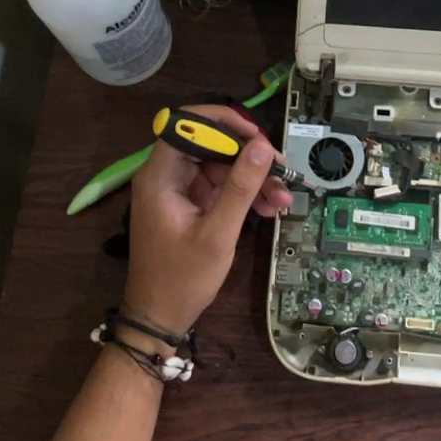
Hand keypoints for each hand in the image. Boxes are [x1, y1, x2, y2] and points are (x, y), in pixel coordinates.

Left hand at [123, 104, 292, 335]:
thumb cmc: (182, 278)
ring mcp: (177, 189)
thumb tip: (262, 147)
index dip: (223, 122)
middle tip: (280, 170)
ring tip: (281, 198)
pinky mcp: (189, 204)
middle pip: (209, 144)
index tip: (256, 136)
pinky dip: (243, 193)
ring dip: (251, 178)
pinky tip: (269, 207)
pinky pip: (219, 186)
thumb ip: (240, 187)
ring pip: (219, 165)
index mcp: (160, 175)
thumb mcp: (217, 233)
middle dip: (247, 156)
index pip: (187, 124)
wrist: (159, 318)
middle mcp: (165, 175)